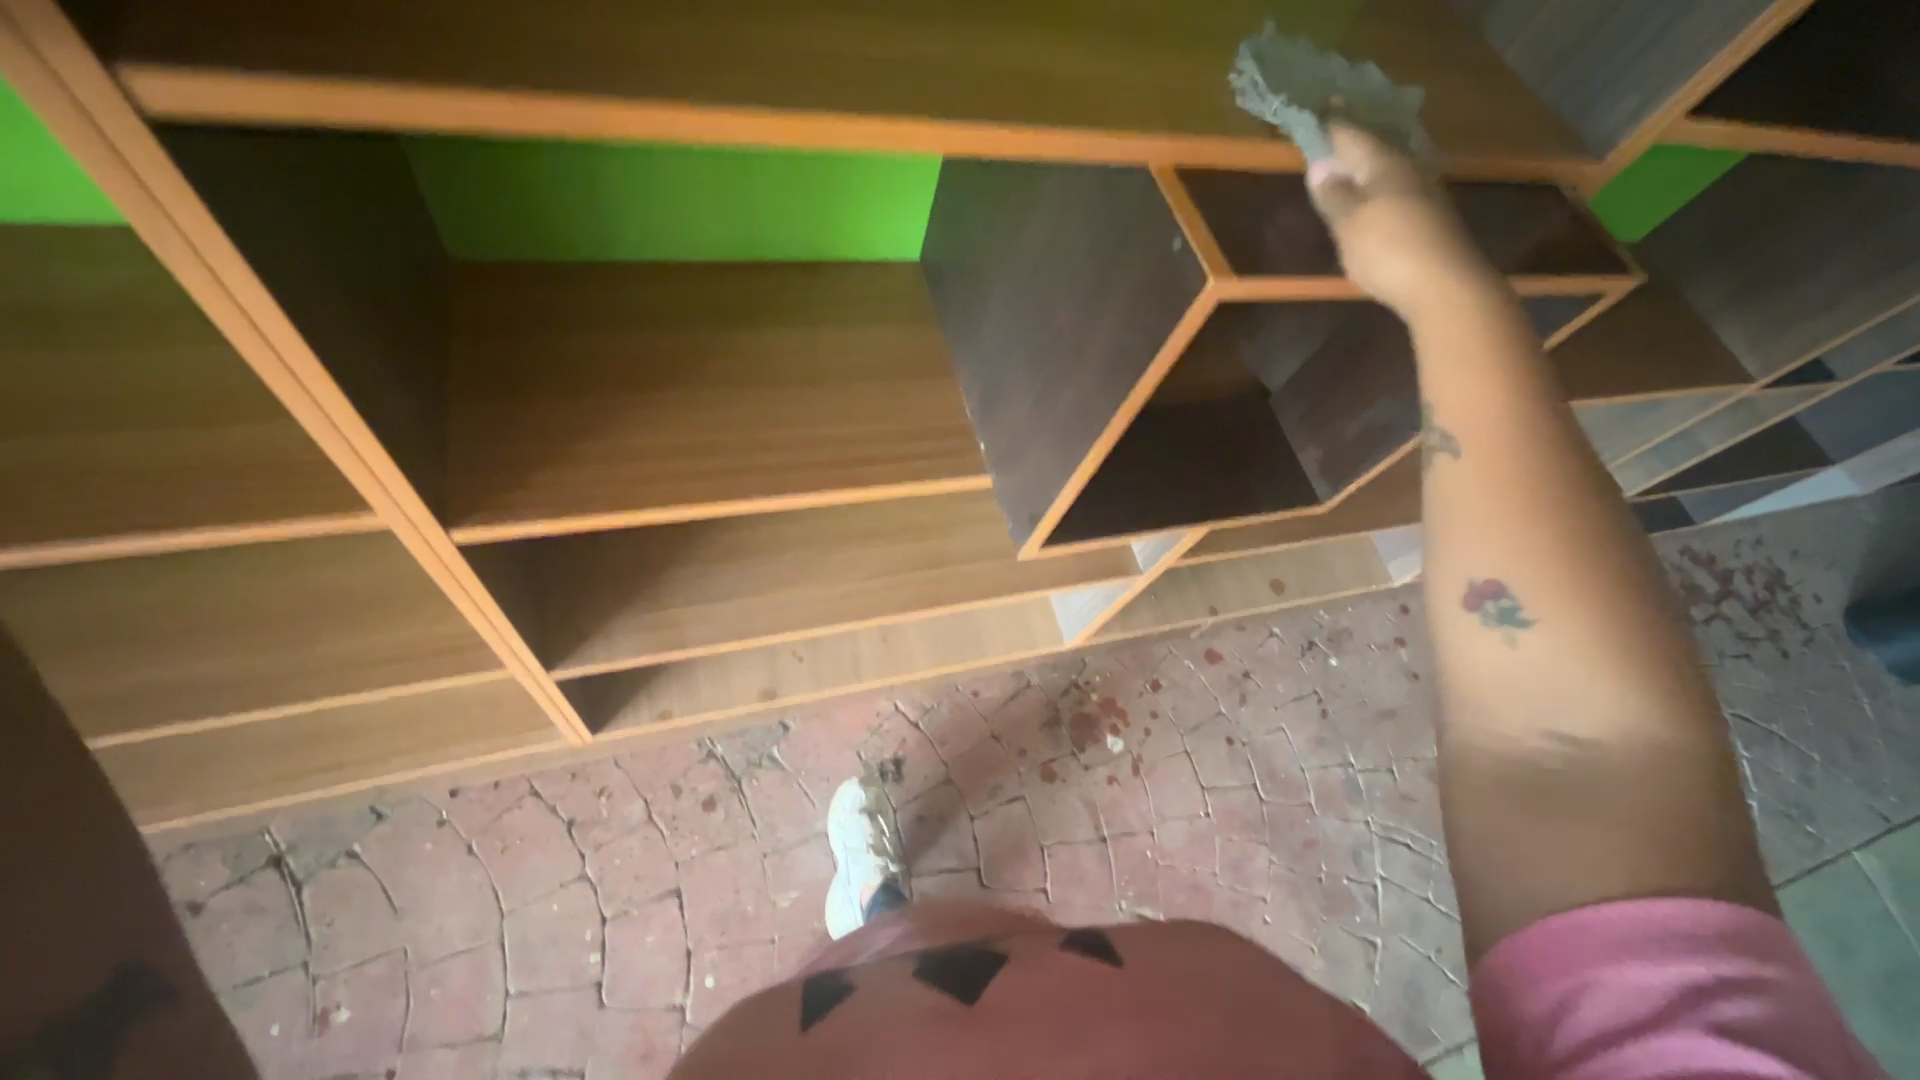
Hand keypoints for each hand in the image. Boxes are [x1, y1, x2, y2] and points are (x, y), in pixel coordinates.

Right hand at [1306, 121, 1502, 320]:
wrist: (1445, 286)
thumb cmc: (1389, 250)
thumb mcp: (1349, 224)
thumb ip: (1334, 195)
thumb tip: (1320, 166)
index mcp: (1385, 164)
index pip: (1353, 135)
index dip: (1333, 123)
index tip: (1319, 107)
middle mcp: (1409, 170)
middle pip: (1376, 149)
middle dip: (1354, 140)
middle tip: (1334, 129)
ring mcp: (1424, 194)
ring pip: (1390, 170)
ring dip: (1369, 165)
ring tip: (1348, 163)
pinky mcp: (1430, 219)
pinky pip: (1398, 191)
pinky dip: (1380, 188)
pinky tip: (1372, 196)